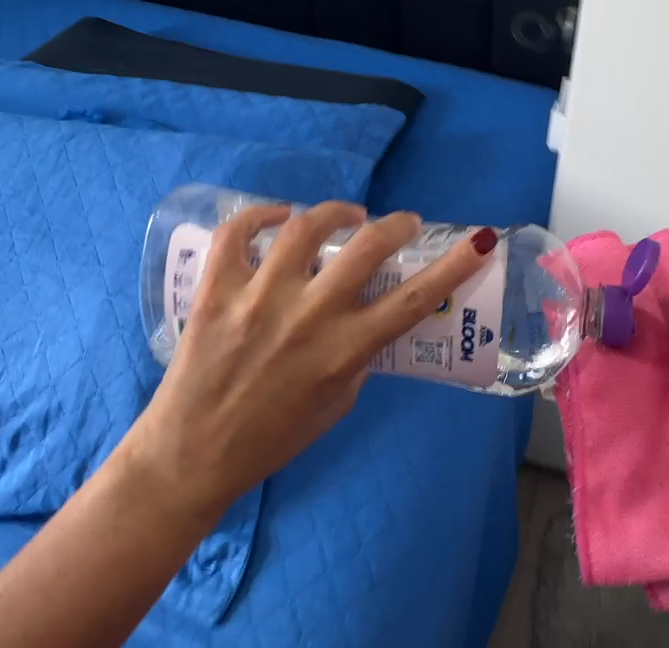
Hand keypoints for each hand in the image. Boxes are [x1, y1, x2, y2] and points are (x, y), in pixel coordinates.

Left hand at [111, 201, 494, 529]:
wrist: (189, 458)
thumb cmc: (271, 440)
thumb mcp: (336, 406)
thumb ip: (357, 358)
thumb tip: (366, 317)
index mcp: (342, 352)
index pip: (412, 300)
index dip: (453, 267)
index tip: (479, 242)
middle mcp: (307, 317)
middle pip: (366, 248)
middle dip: (396, 225)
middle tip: (403, 223)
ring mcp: (258, 299)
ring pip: (305, 228)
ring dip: (336, 211)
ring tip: (347, 214)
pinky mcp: (216, 291)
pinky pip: (238, 234)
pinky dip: (261, 215)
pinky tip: (280, 216)